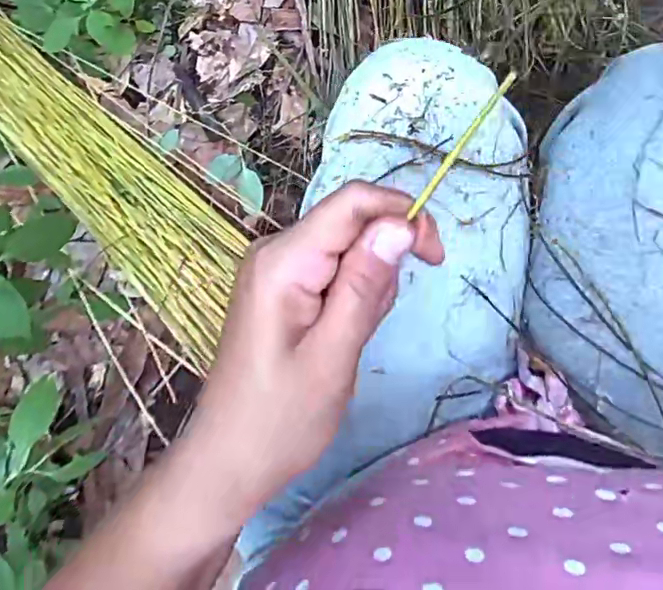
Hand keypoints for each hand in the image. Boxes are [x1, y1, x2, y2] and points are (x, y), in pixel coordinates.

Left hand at [174, 182, 441, 524]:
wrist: (229, 461)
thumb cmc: (281, 420)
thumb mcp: (333, 357)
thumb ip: (365, 285)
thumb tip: (401, 224)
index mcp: (282, 259)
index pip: (352, 201)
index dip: (400, 212)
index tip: (434, 256)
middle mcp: (276, 248)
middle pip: (352, 221)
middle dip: (383, 260)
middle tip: (374, 321)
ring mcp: (277, 264)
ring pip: (348, 244)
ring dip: (369, 282)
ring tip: (350, 337)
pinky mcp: (283, 282)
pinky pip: (334, 266)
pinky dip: (353, 293)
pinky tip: (340, 333)